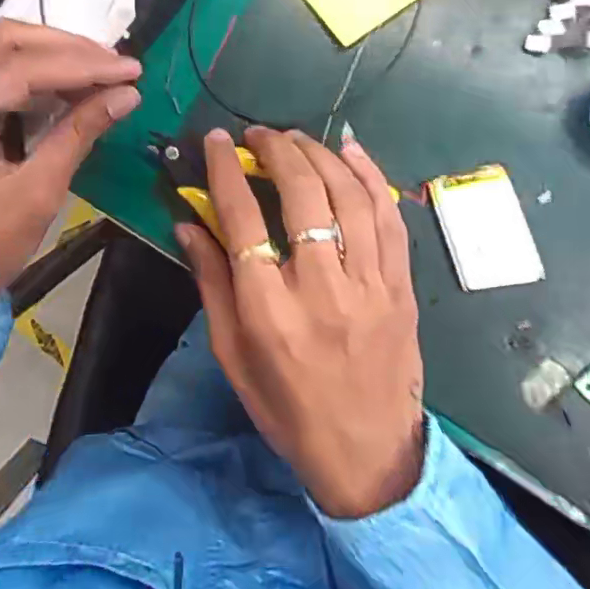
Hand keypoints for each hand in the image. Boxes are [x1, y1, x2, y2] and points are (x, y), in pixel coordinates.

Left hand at [0, 20, 140, 346]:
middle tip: (116, 62)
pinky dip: (43, 77)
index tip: (126, 67)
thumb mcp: (38, 193)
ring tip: (106, 70)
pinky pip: (0, 77)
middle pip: (1, 45)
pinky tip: (79, 83)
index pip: (12, 72)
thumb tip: (127, 93)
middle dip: (65, 49)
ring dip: (57, 58)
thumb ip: (79, 133)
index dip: (75, 65)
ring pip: (2, 54)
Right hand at [174, 126, 425, 517]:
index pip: (243, 219)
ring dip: (320, 154)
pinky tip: (352, 152)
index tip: (217, 141)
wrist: (369, 454)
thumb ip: (210, 283)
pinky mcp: (401, 287)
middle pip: (302, 195)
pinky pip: (390, 218)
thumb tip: (188, 223)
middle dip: (276, 150)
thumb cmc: (285, 406)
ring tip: (296, 137)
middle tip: (257, 134)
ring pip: (350, 197)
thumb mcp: (230, 352)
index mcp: (269, 310)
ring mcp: (371, 286)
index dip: (226, 170)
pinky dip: (371, 177)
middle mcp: (322, 289)